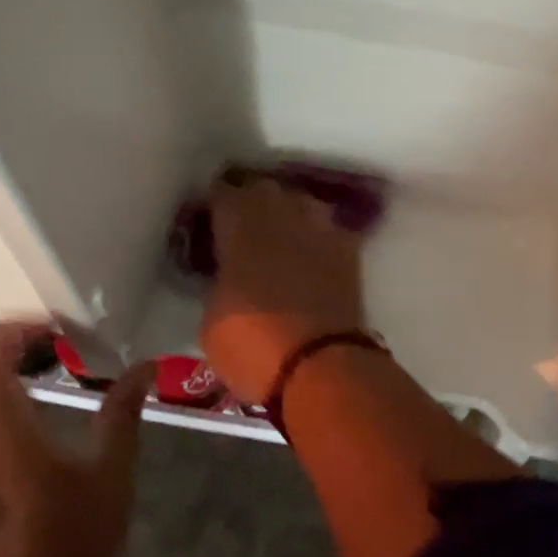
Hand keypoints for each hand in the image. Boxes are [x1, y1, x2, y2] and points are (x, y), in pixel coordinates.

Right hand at [200, 179, 368, 403]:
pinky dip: (317, 237)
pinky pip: (328, 229)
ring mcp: (320, 229)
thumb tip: (227, 275)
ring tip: (279, 236)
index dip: (214, 206)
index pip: (222, 194)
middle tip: (242, 227)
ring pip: (301, 202)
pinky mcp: (349, 250)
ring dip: (288, 213)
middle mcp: (282, 216)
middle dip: (251, 202)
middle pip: (264, 190)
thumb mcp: (212, 317)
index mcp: (240, 227)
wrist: (320, 366)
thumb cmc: (252, 345)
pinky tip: (311, 254)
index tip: (208, 221)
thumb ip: (219, 281)